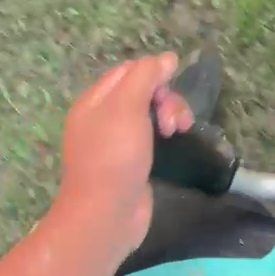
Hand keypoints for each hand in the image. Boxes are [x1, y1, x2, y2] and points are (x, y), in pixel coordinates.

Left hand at [50, 54, 194, 260]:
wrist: (106, 216)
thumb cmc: (114, 155)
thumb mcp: (127, 105)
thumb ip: (146, 75)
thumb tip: (168, 58)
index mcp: (95, 101)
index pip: (128, 70)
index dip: (153, 74)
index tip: (169, 86)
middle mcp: (103, 118)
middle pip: (143, 91)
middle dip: (165, 98)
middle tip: (174, 120)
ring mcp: (117, 142)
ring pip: (152, 113)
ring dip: (171, 114)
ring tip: (179, 131)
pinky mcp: (132, 162)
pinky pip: (153, 136)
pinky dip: (167, 134)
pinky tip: (176, 142)